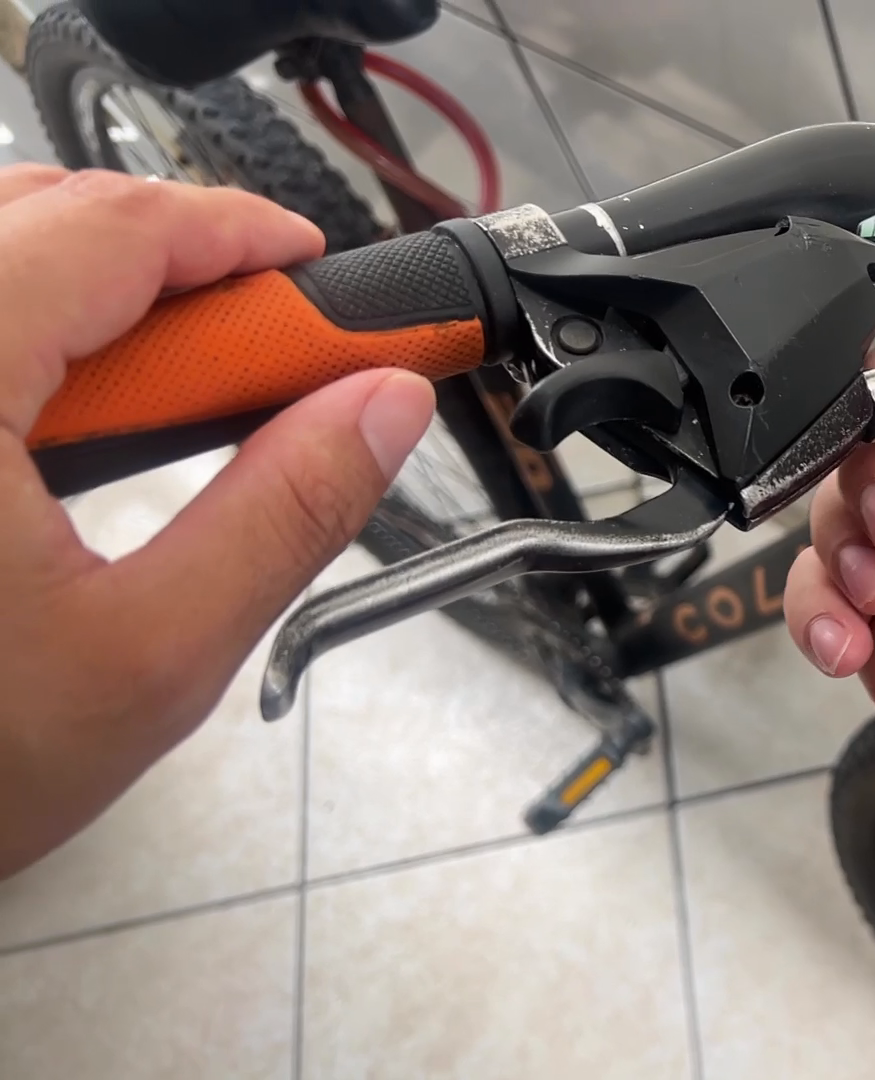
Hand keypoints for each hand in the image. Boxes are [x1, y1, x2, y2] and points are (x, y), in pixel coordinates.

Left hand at [0, 167, 435, 877]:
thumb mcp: (161, 646)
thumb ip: (291, 509)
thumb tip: (390, 405)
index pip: (102, 230)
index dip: (236, 232)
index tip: (318, 268)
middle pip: (24, 217)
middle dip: (176, 264)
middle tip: (270, 349)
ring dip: (98, 295)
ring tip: (179, 388)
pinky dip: (29, 327)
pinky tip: (64, 408)